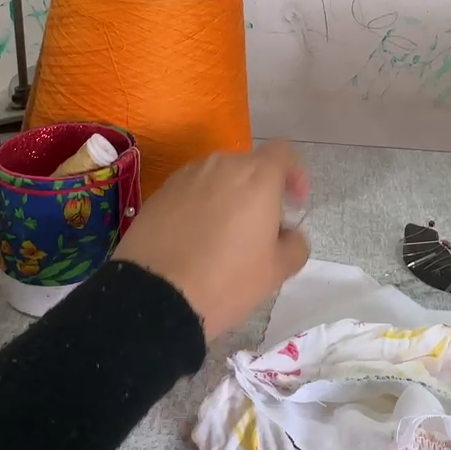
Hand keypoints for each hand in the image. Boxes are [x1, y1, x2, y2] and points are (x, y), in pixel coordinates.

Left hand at [113, 142, 310, 339]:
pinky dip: (199, 206)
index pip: (283, 153)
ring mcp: (187, 175)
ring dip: (228, 198)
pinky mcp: (160, 192)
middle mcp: (221, 165)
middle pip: (249, 167)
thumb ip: (295, 245)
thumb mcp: (276, 272)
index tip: (294, 203)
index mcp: (257, 176)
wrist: (155, 296)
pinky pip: (191, 191)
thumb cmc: (226, 280)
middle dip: (260, 192)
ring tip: (223, 237)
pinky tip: (194, 240)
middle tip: (260, 230)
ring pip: (218, 178)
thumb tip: (288, 234)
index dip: (294, 173)